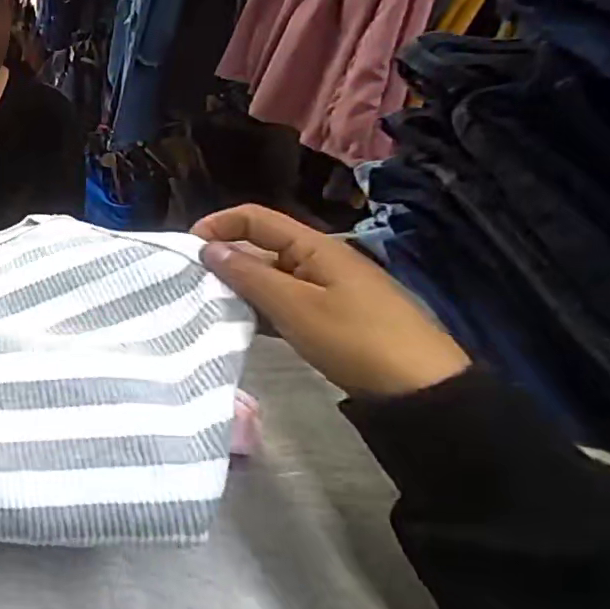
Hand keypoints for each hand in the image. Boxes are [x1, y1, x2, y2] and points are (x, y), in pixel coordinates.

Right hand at [193, 205, 467, 396]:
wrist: (421, 390)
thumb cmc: (355, 339)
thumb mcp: (296, 308)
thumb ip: (250, 276)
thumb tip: (210, 248)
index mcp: (315, 246)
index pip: (256, 218)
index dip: (220, 225)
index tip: (188, 248)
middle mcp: (319, 259)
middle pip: (263, 246)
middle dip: (227, 258)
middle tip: (193, 283)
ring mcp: (327, 289)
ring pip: (273, 277)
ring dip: (242, 286)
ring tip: (211, 306)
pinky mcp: (332, 316)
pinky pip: (287, 302)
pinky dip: (263, 308)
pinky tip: (245, 326)